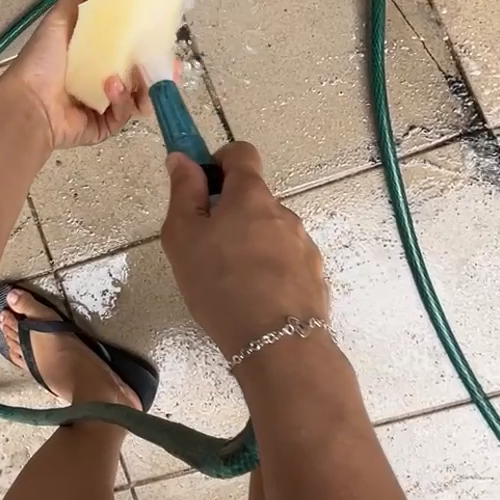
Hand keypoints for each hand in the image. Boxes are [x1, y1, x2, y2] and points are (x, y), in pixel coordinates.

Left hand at [0, 0, 149, 149]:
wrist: (28, 101)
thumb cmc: (42, 60)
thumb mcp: (58, 20)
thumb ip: (78, 2)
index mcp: (92, 58)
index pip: (128, 52)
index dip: (147, 46)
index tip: (163, 40)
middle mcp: (99, 83)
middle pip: (138, 78)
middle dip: (154, 72)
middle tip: (169, 66)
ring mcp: (102, 107)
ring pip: (137, 99)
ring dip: (141, 87)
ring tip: (136, 75)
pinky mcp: (102, 127)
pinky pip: (122, 116)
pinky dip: (121, 101)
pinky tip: (111, 87)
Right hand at [161, 143, 328, 359]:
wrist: (278, 346)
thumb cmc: (220, 284)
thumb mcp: (184, 236)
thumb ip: (183, 191)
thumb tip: (182, 158)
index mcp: (250, 195)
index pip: (241, 153)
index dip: (220, 161)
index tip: (204, 186)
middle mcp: (283, 211)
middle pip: (254, 198)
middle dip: (232, 214)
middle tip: (208, 247)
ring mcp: (304, 245)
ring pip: (270, 232)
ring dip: (252, 244)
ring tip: (232, 282)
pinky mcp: (316, 276)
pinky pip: (287, 262)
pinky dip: (271, 271)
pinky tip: (256, 300)